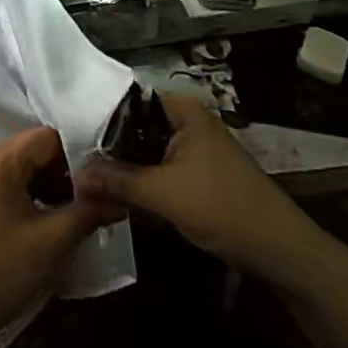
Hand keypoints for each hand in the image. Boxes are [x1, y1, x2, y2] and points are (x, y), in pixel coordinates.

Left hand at [0, 127, 114, 347]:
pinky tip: (59, 217)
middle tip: (101, 196)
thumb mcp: (53, 241)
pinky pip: (20, 179)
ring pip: (33, 165)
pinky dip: (41, 193)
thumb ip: (91, 211)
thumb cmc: (0, 272)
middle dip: (73, 170)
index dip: (85, 154)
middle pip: (43, 148)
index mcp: (4, 156)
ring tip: (85, 209)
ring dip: (59, 184)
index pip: (55, 136)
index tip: (109, 178)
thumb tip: (124, 196)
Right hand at [77, 94, 316, 280]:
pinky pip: (159, 170)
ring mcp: (194, 149)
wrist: (275, 247)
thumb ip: (117, 181)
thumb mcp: (162, 193)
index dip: (102, 115)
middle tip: (75, 163)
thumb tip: (76, 174)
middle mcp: (188, 121)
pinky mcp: (196, 175)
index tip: (72, 134)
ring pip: (147, 151)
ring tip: (89, 182)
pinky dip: (141, 182)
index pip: (132, 99)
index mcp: (184, 110)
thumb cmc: (220, 206)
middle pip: (138, 127)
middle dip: (110, 147)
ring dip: (125, 169)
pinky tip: (118, 199)